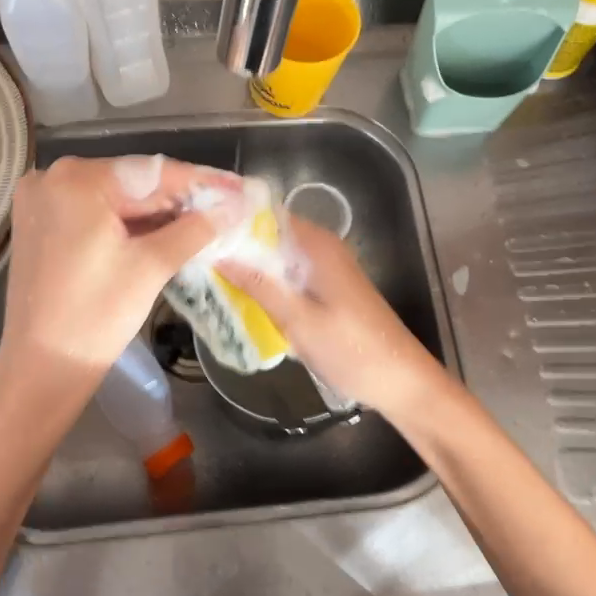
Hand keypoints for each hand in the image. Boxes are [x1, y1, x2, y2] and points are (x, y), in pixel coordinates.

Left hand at [0, 155, 243, 394]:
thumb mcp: (152, 266)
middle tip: (226, 205)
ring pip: (113, 198)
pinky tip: (162, 231)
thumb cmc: (96, 316)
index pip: (152, 173)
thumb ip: (196, 229)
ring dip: (154, 211)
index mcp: (77, 180)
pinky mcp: (38, 224)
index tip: (238, 188)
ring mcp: (40, 200)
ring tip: (204, 218)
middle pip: (131, 182)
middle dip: (177, 198)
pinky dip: (125, 222)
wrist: (41, 368)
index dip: (200, 183)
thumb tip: (236, 205)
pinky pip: (93, 213)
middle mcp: (52, 177)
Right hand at [218, 220, 450, 420]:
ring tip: (205, 275)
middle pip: (268, 234)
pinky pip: (287, 276)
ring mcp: (325, 270)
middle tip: (192, 256)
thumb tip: (218, 253)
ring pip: (276, 257)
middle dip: (234, 244)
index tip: (195, 227)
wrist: (402, 382)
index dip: (232, 217)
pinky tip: (240, 298)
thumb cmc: (352, 350)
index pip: (266, 213)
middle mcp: (321, 248)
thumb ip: (258, 285)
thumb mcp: (298, 320)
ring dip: (248, 266)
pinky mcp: (327, 291)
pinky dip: (265, 283)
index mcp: (316, 245)